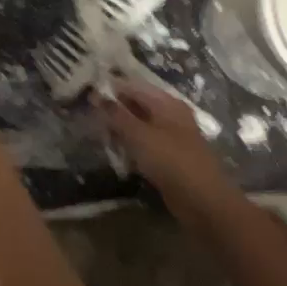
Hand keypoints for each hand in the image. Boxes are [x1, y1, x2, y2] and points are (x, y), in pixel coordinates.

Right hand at [94, 80, 235, 204]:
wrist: (200, 198)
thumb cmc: (170, 160)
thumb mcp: (138, 134)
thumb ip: (116, 114)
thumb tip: (96, 95)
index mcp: (167, 103)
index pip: (134, 87)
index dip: (110, 89)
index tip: (86, 94)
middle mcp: (170, 115)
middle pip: (136, 105)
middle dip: (113, 110)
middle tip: (88, 117)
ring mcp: (170, 136)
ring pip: (138, 125)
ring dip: (119, 129)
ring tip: (98, 135)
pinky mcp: (168, 156)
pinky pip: (143, 143)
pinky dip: (129, 145)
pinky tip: (116, 152)